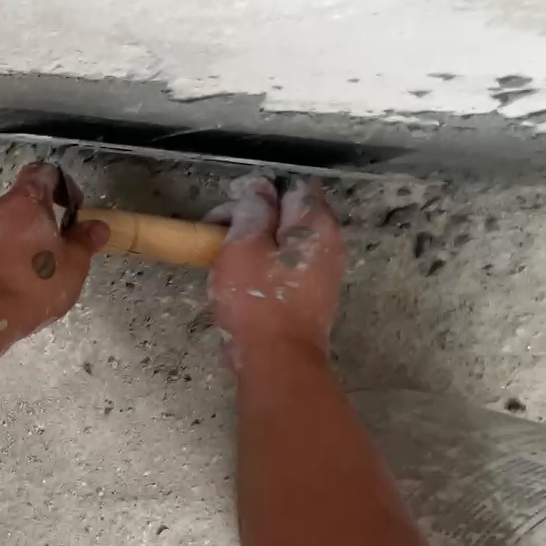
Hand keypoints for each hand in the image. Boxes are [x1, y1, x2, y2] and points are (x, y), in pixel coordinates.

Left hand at [0, 163, 109, 337]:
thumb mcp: (73, 265)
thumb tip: (96, 227)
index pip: (42, 172)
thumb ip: (84, 241)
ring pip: (3, 227)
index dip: (62, 184)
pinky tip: (13, 283)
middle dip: (42, 220)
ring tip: (37, 271)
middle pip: (21, 203)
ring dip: (22, 241)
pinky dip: (3, 257)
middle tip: (59, 247)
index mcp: (24, 202)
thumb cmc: (31, 285)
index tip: (73, 208)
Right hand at [206, 176, 345, 368]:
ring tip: (224, 257)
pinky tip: (241, 278)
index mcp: (316, 226)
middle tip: (216, 235)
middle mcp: (329, 244)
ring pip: (286, 241)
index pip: (293, 187)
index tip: (228, 210)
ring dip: (255, 243)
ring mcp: (323, 271)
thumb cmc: (256, 300)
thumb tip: (259, 190)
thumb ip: (252, 212)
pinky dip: (263, 264)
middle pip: (290, 214)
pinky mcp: (311, 294)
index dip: (258, 192)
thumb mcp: (242, 246)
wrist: (275, 357)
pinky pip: (286, 265)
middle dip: (253, 218)